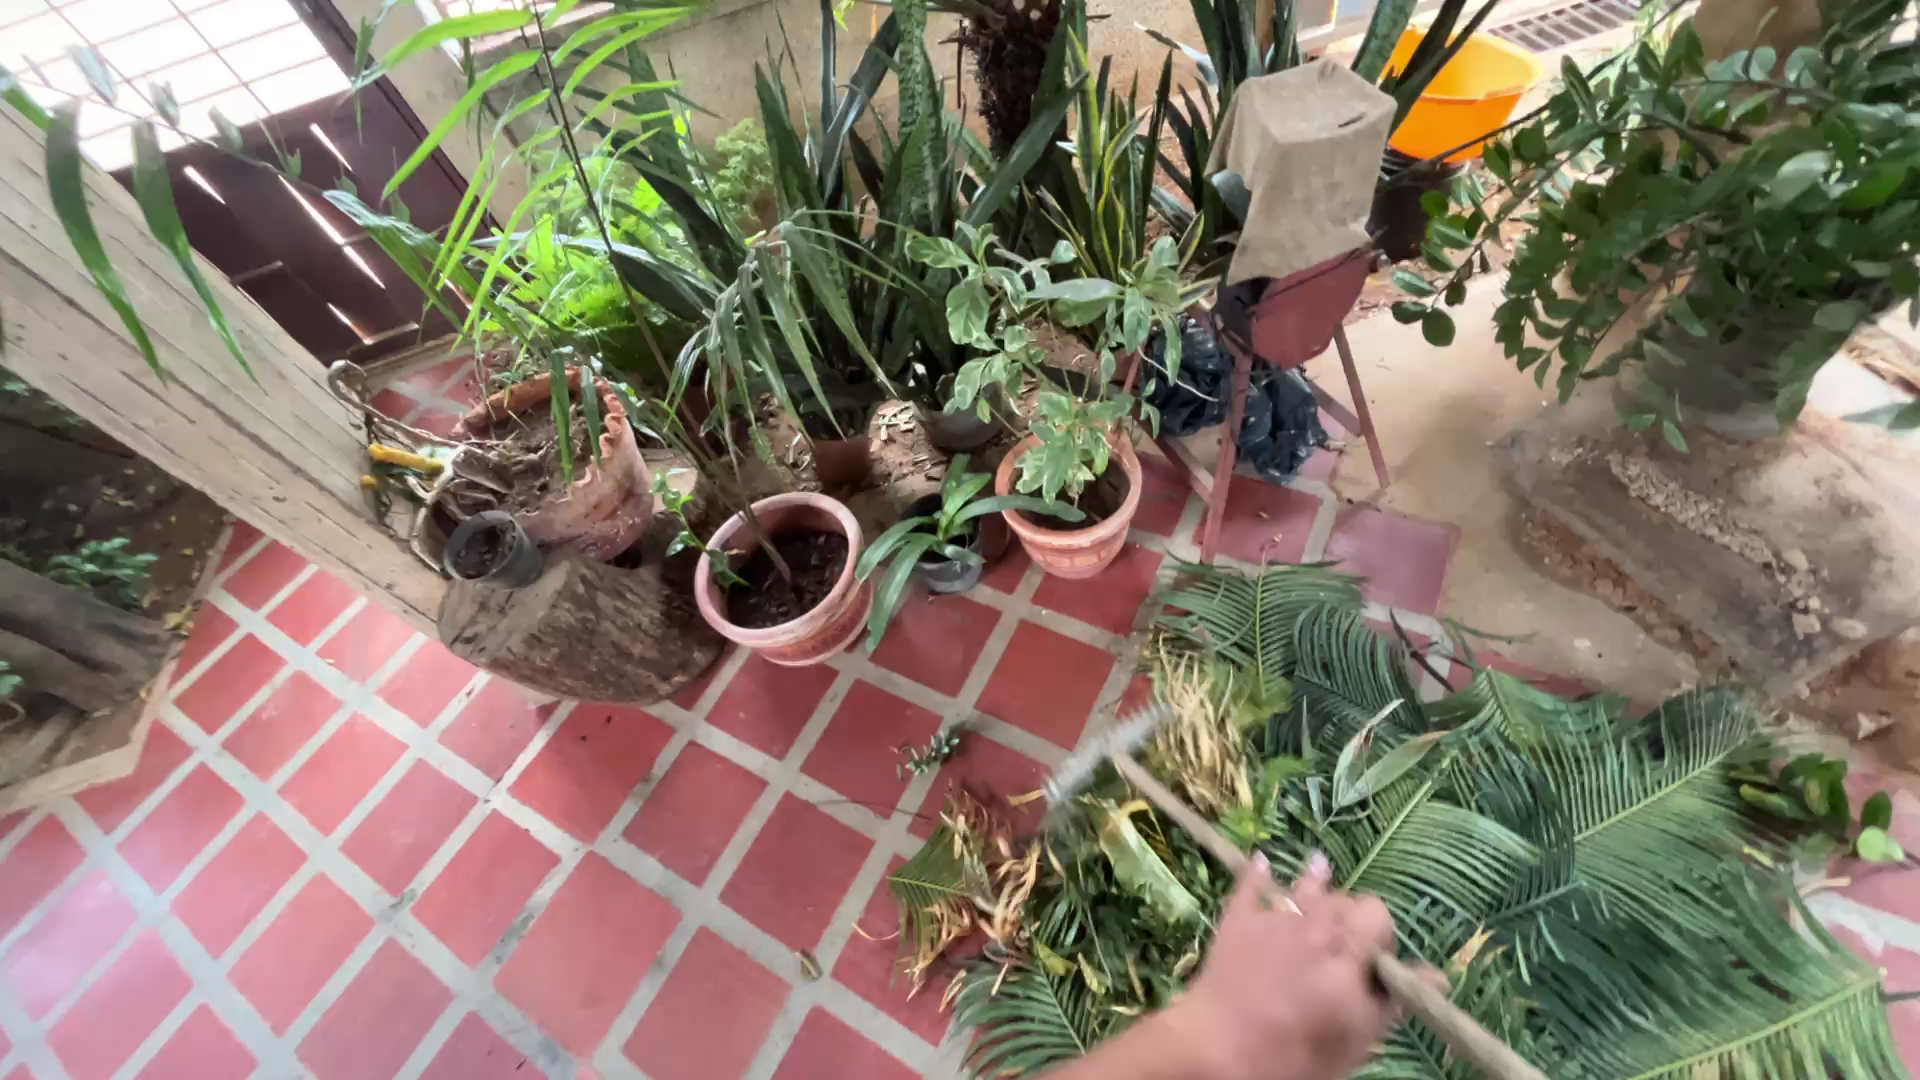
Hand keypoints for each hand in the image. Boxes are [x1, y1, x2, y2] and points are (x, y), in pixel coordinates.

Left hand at [1166, 852, 1404, 1079]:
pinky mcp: (1238, 917)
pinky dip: (1259, 872)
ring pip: (1302, 886)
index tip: (1375, 957)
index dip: (1380, 932)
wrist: (1223, 1045)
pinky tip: (1263, 861)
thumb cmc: (1298, 1055)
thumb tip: (1436, 975)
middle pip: (1342, 899)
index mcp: (1346, 957)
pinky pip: (1251, 883)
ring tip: (1321, 867)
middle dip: (1350, 914)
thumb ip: (1391, 1001)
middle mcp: (1312, 928)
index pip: (1376, 914)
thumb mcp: (1357, 1039)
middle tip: (1347, 939)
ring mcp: (1272, 918)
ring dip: (1314, 881)